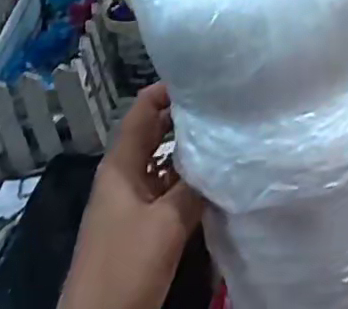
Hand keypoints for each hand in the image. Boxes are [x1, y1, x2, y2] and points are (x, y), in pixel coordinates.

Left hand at [59, 84, 204, 308]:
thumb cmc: (125, 267)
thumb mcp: (167, 222)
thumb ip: (194, 184)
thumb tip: (223, 154)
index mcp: (120, 165)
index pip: (143, 109)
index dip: (170, 90)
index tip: (207, 80)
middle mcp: (124, 175)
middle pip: (154, 133)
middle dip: (185, 118)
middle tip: (225, 104)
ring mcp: (132, 202)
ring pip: (163, 162)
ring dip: (189, 150)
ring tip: (227, 134)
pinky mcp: (142, 226)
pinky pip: (167, 189)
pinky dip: (188, 179)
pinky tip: (216, 178)